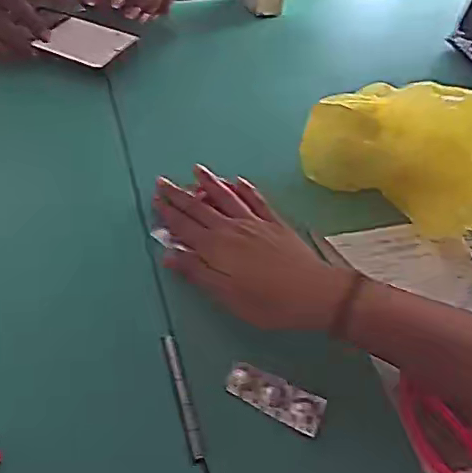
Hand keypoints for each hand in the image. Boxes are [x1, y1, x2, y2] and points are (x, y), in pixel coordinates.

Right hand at [154, 166, 355, 332]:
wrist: (315, 293)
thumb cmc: (268, 302)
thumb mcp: (227, 295)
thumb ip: (198, 273)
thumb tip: (169, 254)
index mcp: (217, 248)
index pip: (186, 226)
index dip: (169, 213)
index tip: (156, 200)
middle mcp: (232, 229)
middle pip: (200, 208)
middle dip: (180, 194)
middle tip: (163, 181)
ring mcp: (255, 223)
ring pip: (226, 198)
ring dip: (209, 183)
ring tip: (197, 169)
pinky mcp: (274, 223)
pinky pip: (256, 200)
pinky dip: (245, 189)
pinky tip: (239, 181)